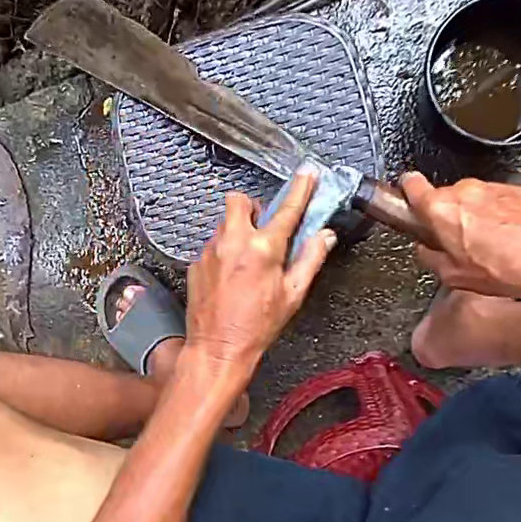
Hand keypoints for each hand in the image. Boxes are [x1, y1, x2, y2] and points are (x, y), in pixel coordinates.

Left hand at [184, 171, 336, 370]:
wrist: (218, 347)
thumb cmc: (256, 326)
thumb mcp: (293, 294)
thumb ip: (310, 259)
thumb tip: (324, 236)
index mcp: (263, 248)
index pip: (288, 209)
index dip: (301, 188)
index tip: (307, 174)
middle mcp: (234, 242)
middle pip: (239, 200)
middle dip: (252, 208)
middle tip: (262, 227)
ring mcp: (211, 250)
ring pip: (224, 223)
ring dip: (237, 230)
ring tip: (247, 258)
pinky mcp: (196, 262)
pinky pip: (212, 244)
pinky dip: (223, 251)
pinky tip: (230, 274)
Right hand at [399, 172, 520, 301]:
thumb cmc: (505, 269)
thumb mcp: (452, 276)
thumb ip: (432, 258)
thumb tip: (427, 253)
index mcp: (439, 208)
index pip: (411, 184)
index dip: (407, 191)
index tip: (408, 197)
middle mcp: (465, 191)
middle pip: (447, 196)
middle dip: (449, 214)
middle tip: (456, 241)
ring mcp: (495, 189)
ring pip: (475, 198)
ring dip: (477, 215)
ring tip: (489, 245)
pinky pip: (501, 201)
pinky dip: (502, 215)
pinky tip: (510, 240)